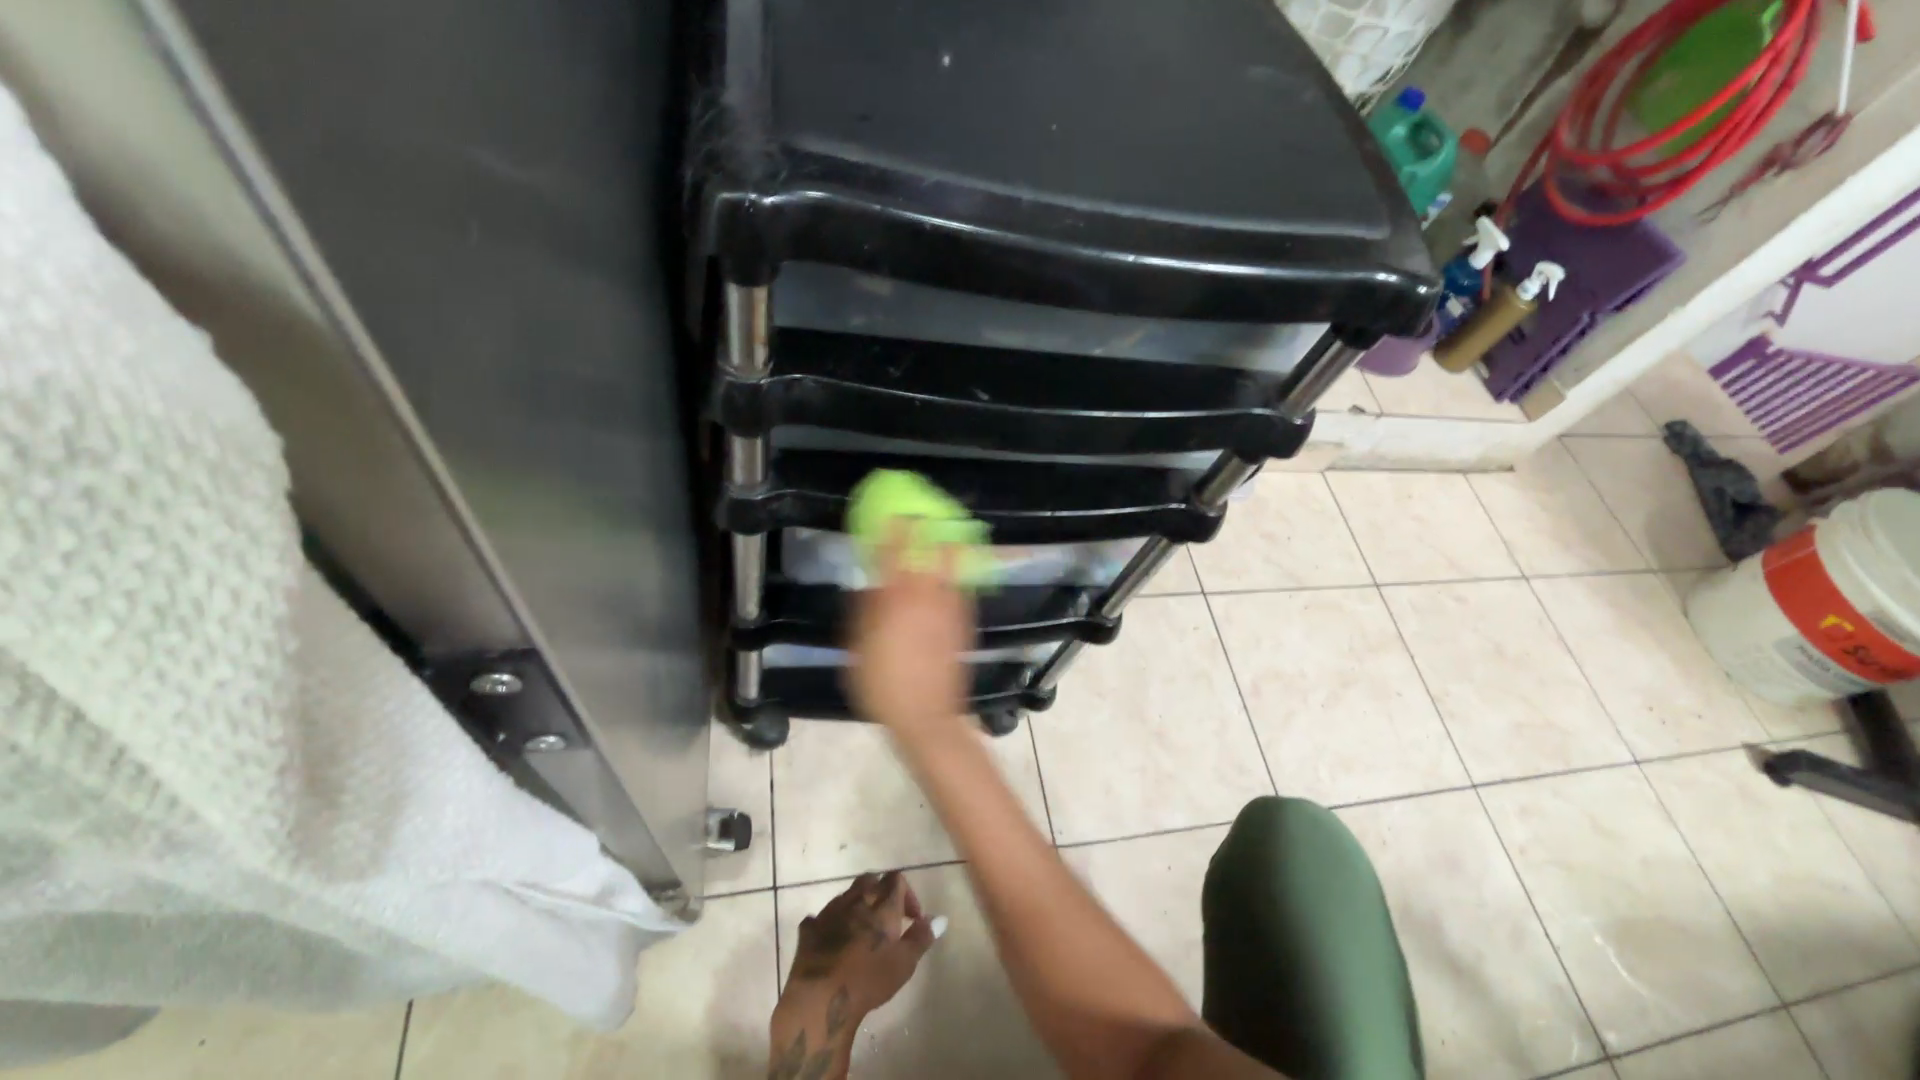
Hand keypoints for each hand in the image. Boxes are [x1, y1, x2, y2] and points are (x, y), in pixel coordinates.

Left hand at [770, 873, 940, 1077]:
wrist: (821, 997)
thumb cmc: (869, 979)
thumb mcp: (905, 962)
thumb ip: (922, 936)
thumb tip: (940, 918)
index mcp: (881, 906)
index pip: (896, 879)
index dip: (907, 894)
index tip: (912, 918)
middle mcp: (855, 901)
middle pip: (870, 879)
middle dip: (881, 891)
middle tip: (888, 917)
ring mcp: (829, 912)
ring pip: (846, 894)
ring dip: (857, 904)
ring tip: (863, 928)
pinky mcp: (809, 929)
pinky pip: (821, 916)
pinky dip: (832, 922)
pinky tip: (834, 937)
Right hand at [845, 527, 973, 742]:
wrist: (927, 718)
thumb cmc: (883, 685)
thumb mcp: (859, 647)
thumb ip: (866, 611)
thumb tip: (873, 584)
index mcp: (897, 600)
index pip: (895, 553)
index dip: (893, 529)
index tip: (891, 513)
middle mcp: (928, 597)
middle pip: (930, 552)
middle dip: (927, 530)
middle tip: (923, 515)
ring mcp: (951, 611)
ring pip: (953, 567)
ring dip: (948, 545)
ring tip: (947, 531)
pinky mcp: (965, 625)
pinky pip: (963, 588)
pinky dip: (959, 572)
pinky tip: (956, 568)